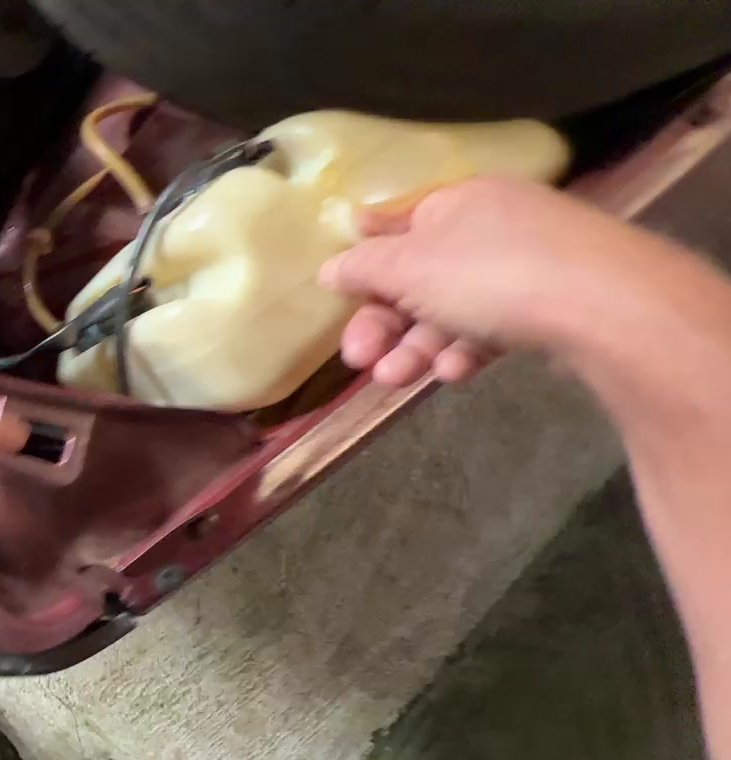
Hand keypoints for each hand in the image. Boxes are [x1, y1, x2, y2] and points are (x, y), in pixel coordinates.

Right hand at [319, 176, 692, 386]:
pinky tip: (455, 371)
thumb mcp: (402, 265)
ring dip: (410, 351)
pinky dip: (460, 353)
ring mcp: (516, 269)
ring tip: (397, 379)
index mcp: (454, 204)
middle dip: (380, 327)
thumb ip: (358, 267)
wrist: (605, 307)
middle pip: (409, 282)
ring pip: (440, 315)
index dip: (361, 259)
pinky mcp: (540, 307)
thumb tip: (331, 268)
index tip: (336, 291)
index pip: (393, 226)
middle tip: (359, 359)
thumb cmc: (487, 273)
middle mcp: (486, 229)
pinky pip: (482, 331)